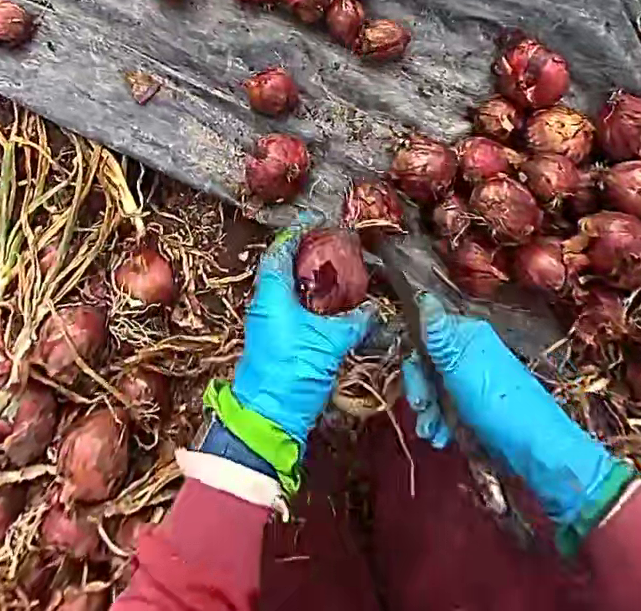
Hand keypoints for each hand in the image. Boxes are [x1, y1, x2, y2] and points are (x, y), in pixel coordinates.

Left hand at [230, 217, 376, 442]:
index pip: (280, 249)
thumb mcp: (330, 342)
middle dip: (305, 251)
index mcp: (272, 293)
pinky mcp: (274, 338)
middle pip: (282, 264)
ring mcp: (267, 321)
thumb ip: (354, 321)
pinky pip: (290, 305)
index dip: (298, 232)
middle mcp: (265, 302)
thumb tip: (375, 309)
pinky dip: (308, 297)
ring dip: (306, 275)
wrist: (268, 419)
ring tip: (334, 267)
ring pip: (286, 286)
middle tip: (332, 242)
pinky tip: (329, 302)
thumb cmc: (293, 371)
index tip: (319, 222)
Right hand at [402, 293, 626, 530]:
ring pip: (433, 389)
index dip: (414, 362)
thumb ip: (438, 334)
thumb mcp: (461, 367)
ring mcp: (472, 381)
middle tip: (422, 410)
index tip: (413, 387)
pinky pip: (446, 408)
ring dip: (428, 412)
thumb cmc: (498, 404)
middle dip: (420, 390)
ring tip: (433, 434)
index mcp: (467, 335)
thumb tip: (423, 295)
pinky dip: (440, 423)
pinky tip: (443, 439)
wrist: (537, 451)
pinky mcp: (475, 407)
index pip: (424, 335)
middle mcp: (468, 353)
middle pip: (426, 363)